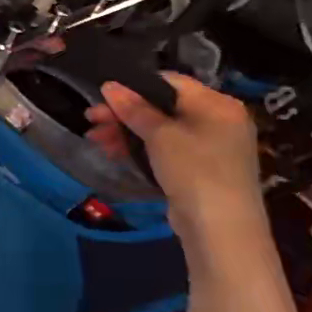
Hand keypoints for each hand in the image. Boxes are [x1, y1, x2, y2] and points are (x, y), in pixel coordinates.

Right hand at [86, 72, 264, 245]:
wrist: (221, 229)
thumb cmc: (194, 170)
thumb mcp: (160, 135)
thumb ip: (134, 108)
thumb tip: (110, 85)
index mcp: (217, 104)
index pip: (170, 82)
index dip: (134, 86)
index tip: (102, 96)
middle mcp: (217, 121)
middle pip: (162, 107)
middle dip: (123, 113)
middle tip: (90, 119)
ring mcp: (209, 147)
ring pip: (159, 130)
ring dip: (125, 132)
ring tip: (95, 139)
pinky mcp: (198, 169)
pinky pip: (164, 149)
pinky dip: (140, 148)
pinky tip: (114, 152)